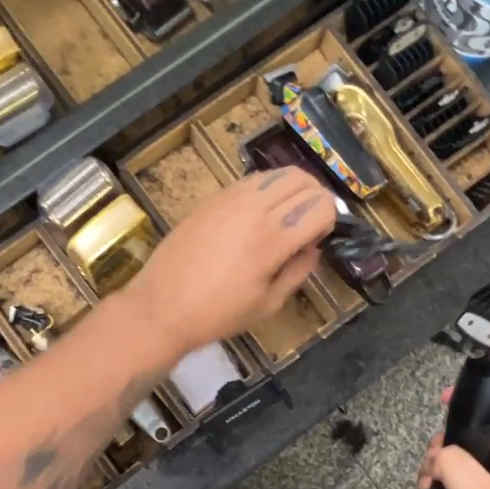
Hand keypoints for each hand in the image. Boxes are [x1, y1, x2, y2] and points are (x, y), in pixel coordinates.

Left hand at [123, 167, 336, 359]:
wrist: (161, 308)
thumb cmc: (217, 315)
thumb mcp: (267, 304)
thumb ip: (298, 272)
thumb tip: (313, 249)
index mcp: (272, 240)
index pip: (321, 205)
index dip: (329, 222)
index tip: (317, 240)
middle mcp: (254, 210)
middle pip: (304, 180)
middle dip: (316, 199)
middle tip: (308, 224)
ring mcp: (230, 199)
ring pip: (278, 173)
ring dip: (292, 189)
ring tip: (285, 216)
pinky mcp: (212, 198)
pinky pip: (251, 181)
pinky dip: (266, 190)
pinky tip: (259, 215)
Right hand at [418, 404, 489, 488]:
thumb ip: (452, 459)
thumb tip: (438, 456)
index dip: (481, 400)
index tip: (446, 400)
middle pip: (478, 434)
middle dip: (448, 443)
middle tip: (433, 460)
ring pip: (462, 458)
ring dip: (439, 466)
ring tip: (427, 483)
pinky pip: (458, 481)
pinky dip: (440, 483)